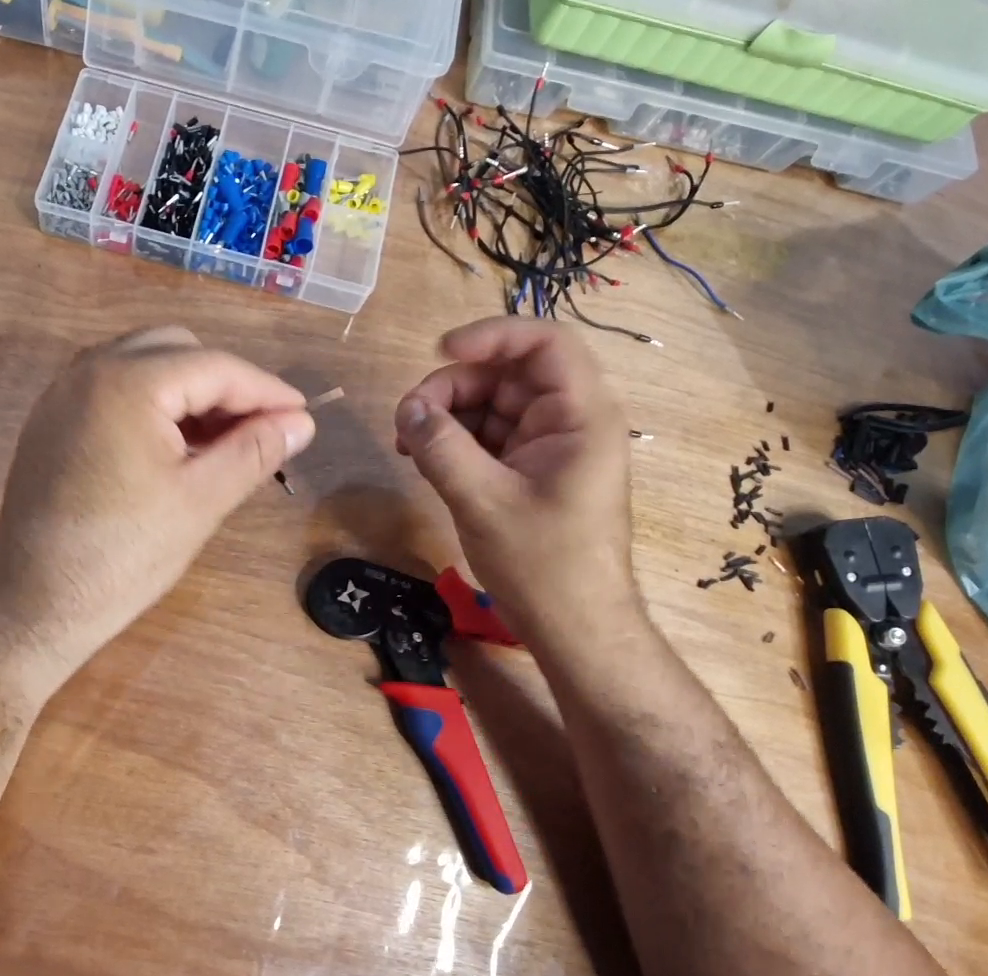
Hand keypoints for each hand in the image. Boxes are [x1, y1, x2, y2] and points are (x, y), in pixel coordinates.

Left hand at [0, 327, 314, 685]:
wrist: (33, 607)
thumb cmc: (122, 557)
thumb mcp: (201, 501)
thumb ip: (255, 450)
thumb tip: (302, 422)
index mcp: (125, 382)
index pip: (215, 366)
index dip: (266, 390)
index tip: (303, 416)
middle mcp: (86, 371)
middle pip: (176, 351)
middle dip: (224, 386)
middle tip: (259, 431)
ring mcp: (60, 395)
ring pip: (142, 366)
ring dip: (188, 393)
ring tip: (222, 442)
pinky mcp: (49, 423)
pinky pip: (111, 391)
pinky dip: (151, 406)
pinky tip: (173, 449)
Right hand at [394, 318, 637, 642]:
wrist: (574, 627)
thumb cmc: (543, 564)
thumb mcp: (483, 501)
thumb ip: (441, 447)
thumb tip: (407, 407)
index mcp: (580, 416)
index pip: (544, 344)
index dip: (492, 336)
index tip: (440, 353)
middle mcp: (568, 422)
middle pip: (507, 374)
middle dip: (454, 387)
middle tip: (409, 418)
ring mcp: (548, 448)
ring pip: (492, 405)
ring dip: (447, 416)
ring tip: (407, 444)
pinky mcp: (529, 472)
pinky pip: (488, 438)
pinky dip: (454, 442)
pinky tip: (422, 459)